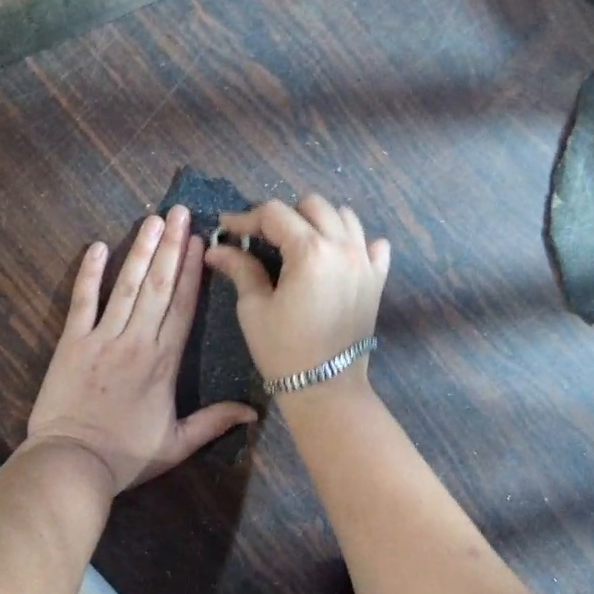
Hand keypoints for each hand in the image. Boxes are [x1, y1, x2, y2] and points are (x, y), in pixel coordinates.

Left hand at [26, 206, 258, 492]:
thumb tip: (254, 412)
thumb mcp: (177, 444)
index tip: (201, 242)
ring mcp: (102, 338)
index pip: (184, 307)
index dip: (194, 272)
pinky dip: (90, 273)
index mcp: (164, 362)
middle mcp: (137, 341)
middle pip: (159, 286)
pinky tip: (98, 247)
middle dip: (172, 247)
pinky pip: (82, 300)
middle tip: (180, 212)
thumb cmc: (125, 457)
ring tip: (153, 219)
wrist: (73, 462)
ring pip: (126, 285)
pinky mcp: (71, 342)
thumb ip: (214, 422)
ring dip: (141, 250)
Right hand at [204, 196, 390, 394]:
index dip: (246, 219)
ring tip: (298, 245)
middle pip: (312, 205)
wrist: (327, 388)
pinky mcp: (377, 279)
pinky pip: (371, 243)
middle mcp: (343, 246)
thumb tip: (216, 249)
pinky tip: (334, 259)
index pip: (274, 214)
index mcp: (310, 251)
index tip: (227, 229)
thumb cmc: (283, 350)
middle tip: (263, 239)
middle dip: (283, 216)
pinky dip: (353, 242)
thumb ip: (240, 269)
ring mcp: (366, 261)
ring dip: (318, 222)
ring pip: (344, 217)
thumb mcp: (254, 308)